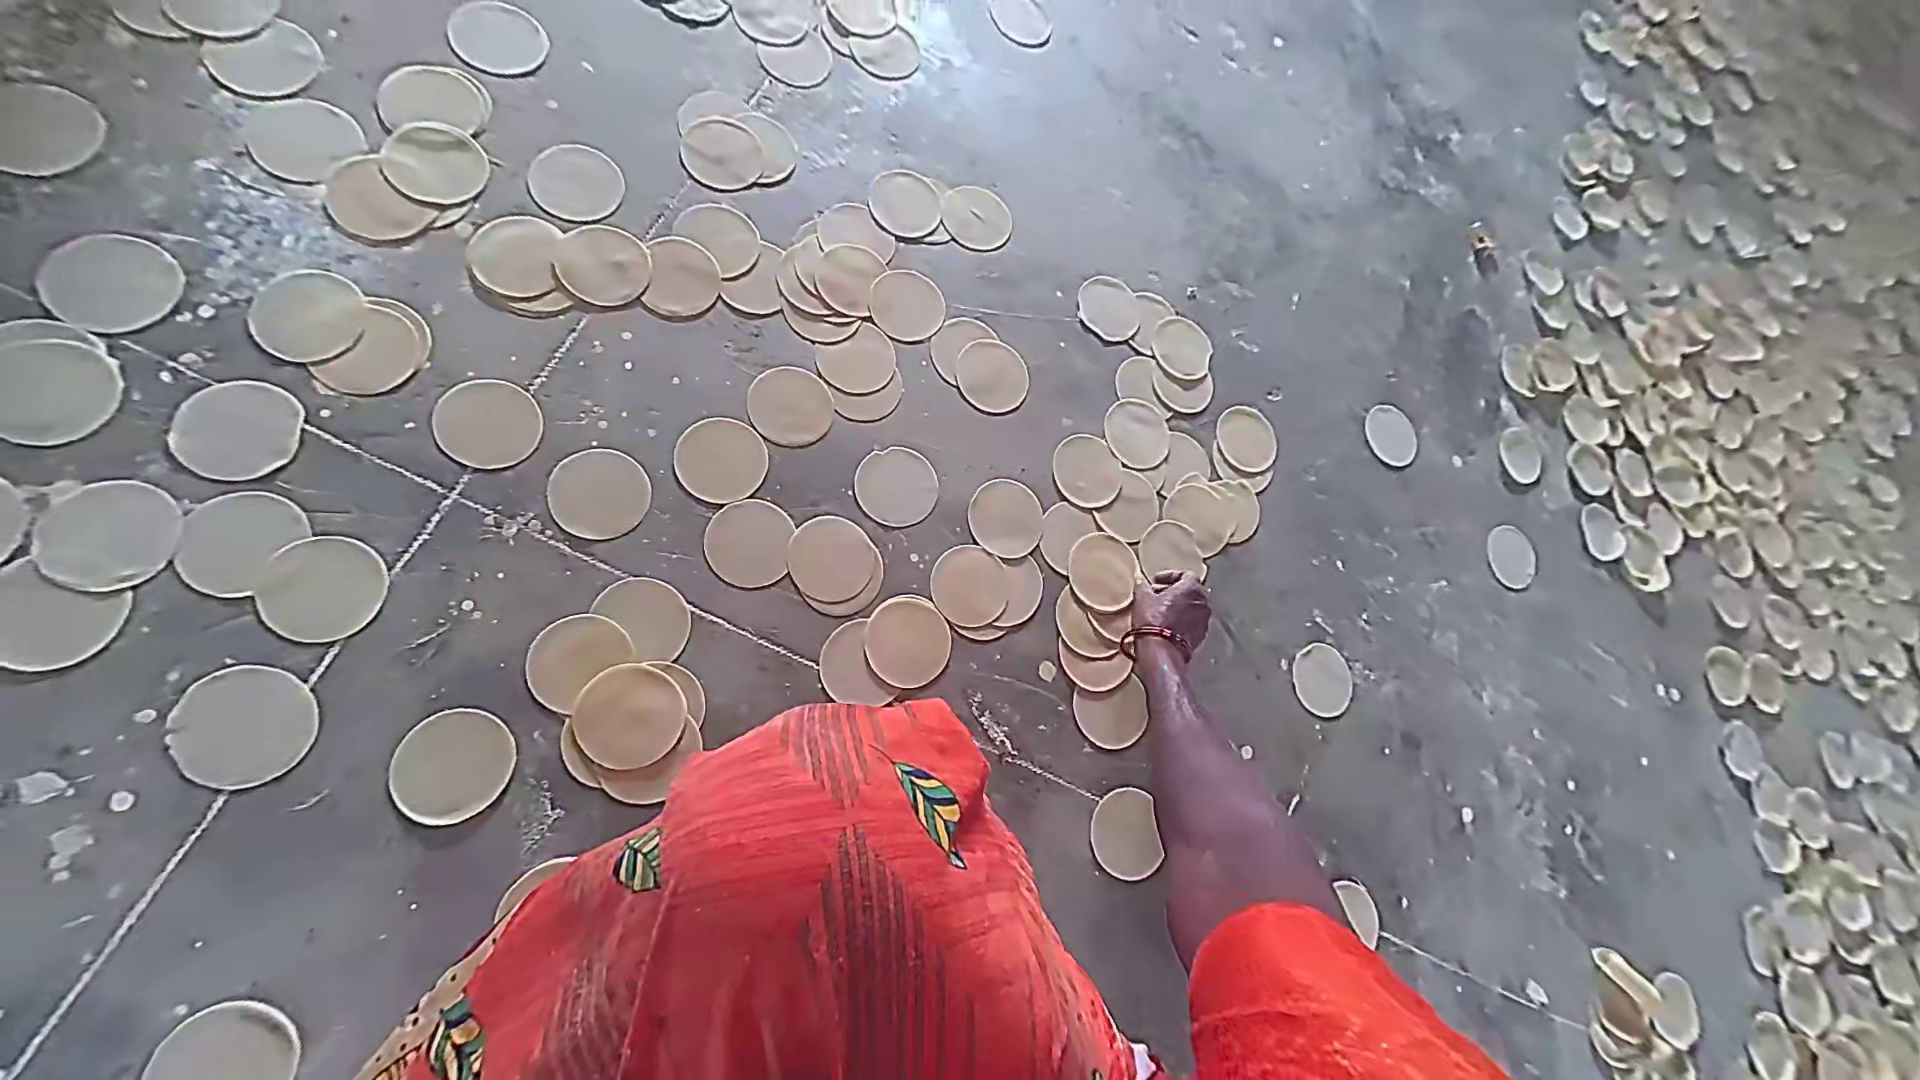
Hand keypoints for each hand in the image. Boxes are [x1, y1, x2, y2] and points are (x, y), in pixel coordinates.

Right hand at [1131, 571, 1210, 658]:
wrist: (1162, 651)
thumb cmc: (1153, 619)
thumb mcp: (1142, 597)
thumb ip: (1143, 586)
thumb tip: (1142, 582)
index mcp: (1192, 588)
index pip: (1186, 574)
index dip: (1169, 575)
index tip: (1156, 580)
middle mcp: (1203, 603)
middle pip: (1190, 591)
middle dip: (1173, 591)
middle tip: (1156, 594)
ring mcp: (1204, 621)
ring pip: (1191, 607)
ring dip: (1178, 606)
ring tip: (1160, 610)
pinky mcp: (1200, 636)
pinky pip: (1191, 622)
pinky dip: (1181, 620)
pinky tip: (1166, 624)